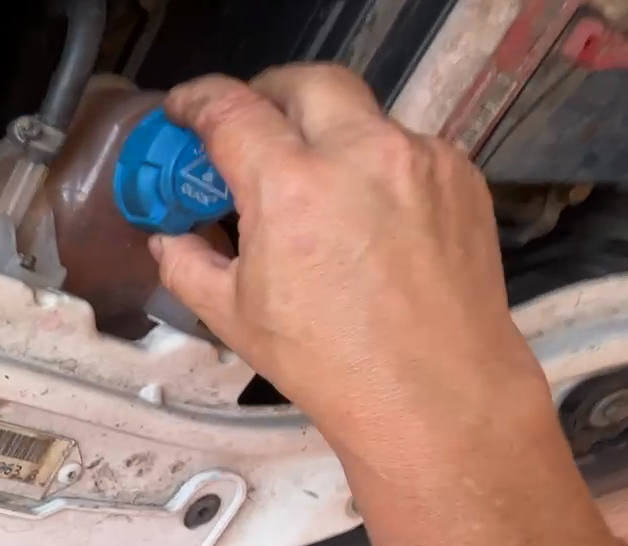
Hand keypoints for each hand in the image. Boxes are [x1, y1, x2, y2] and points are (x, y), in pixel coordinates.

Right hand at [153, 64, 552, 471]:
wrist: (427, 380)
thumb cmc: (318, 354)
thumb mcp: (226, 313)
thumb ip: (185, 263)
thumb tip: (169, 238)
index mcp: (293, 189)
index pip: (235, 113)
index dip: (198, 101)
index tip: (181, 105)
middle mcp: (362, 154)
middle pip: (308, 81)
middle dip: (265, 90)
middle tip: (239, 122)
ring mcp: (420, 157)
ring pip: (358, 112)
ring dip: (316, 129)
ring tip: (295, 179)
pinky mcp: (458, 173)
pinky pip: (397, 144)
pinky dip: (360, 159)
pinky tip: (347, 208)